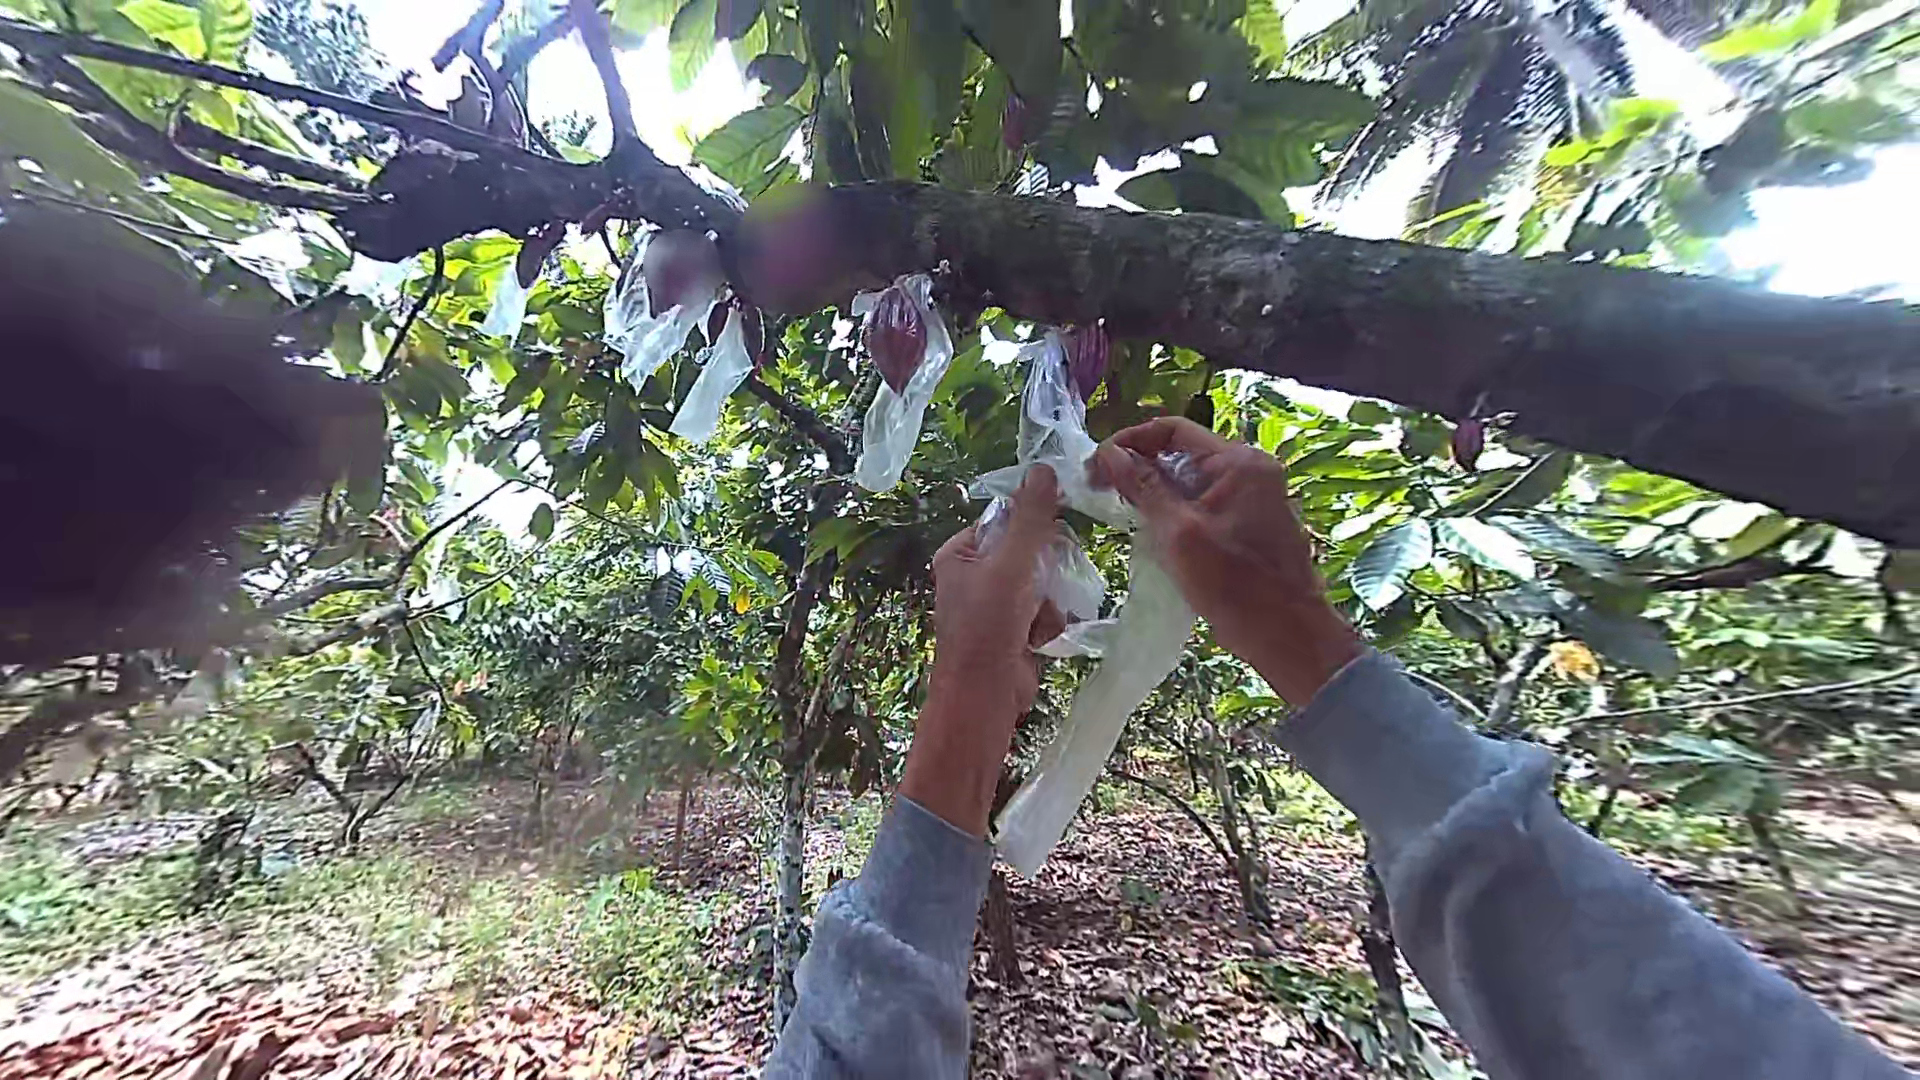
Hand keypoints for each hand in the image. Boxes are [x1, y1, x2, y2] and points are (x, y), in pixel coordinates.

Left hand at [902, 465, 1064, 834]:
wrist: (984, 698)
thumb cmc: (989, 625)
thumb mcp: (1012, 564)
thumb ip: (1031, 518)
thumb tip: (1043, 468)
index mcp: (961, 554)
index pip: (1004, 520)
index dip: (1033, 524)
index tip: (1056, 530)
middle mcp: (974, 576)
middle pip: (1027, 551)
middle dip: (1043, 571)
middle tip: (1044, 583)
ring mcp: (995, 606)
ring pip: (1042, 582)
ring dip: (1047, 601)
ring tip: (1036, 620)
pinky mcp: (1014, 631)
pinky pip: (1044, 611)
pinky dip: (1047, 624)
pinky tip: (1038, 641)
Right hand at [1090, 417, 1360, 704]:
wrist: (1287, 635)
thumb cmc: (1233, 584)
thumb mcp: (1179, 532)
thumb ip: (1143, 488)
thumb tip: (1109, 453)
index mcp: (1238, 463)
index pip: (1173, 430)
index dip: (1130, 440)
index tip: (1098, 464)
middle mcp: (1248, 470)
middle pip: (1180, 452)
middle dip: (1138, 466)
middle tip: (1100, 488)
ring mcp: (1250, 496)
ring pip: (1188, 479)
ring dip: (1152, 490)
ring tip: (1118, 508)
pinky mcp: (1245, 521)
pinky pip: (1200, 501)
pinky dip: (1171, 508)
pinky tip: (1148, 527)